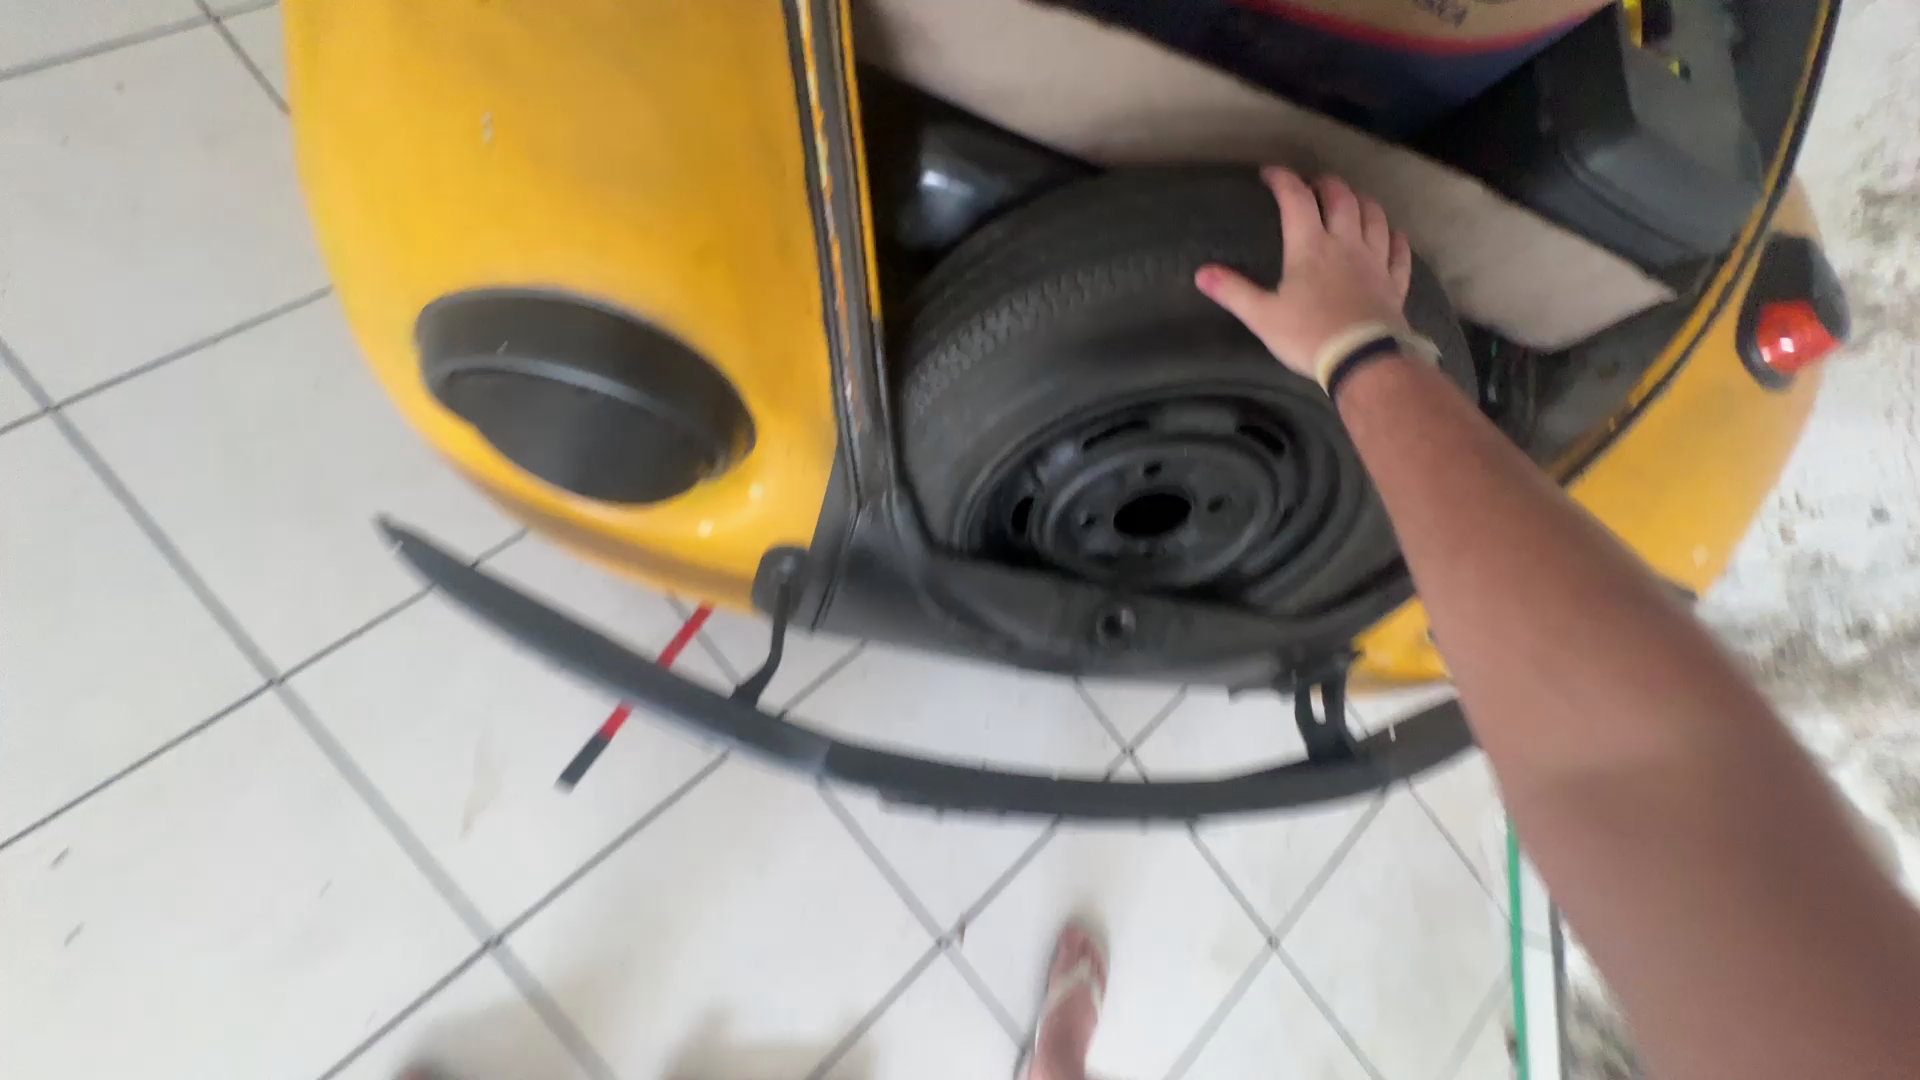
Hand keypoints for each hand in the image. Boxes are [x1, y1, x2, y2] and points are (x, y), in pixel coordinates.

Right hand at [1195, 167, 1413, 379]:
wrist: (1361, 358)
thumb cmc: (1307, 335)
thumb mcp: (1261, 316)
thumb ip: (1233, 291)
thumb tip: (1202, 273)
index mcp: (1310, 247)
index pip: (1296, 200)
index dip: (1283, 181)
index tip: (1270, 174)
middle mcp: (1346, 243)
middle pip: (1341, 199)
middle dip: (1326, 185)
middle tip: (1315, 184)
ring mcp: (1375, 261)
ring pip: (1375, 217)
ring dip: (1363, 202)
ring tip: (1353, 200)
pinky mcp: (1393, 283)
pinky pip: (1398, 252)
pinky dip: (1394, 238)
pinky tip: (1391, 236)